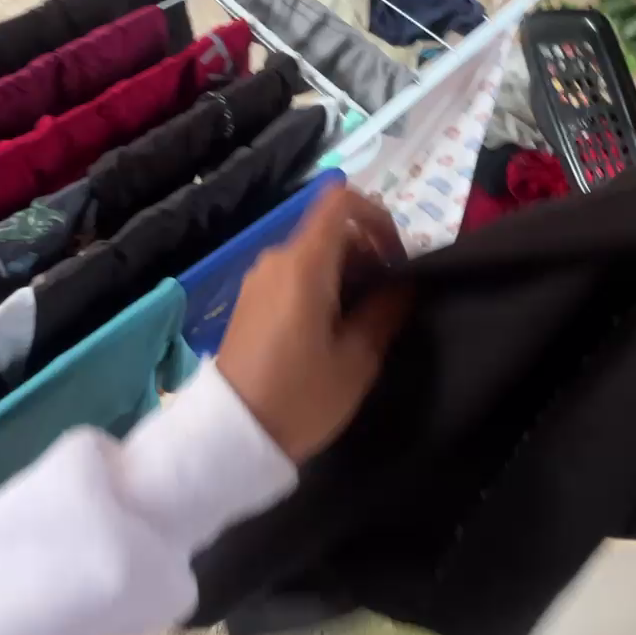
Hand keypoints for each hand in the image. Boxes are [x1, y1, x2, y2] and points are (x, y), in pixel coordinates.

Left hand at [216, 184, 411, 463]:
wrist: (231, 434)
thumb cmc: (299, 397)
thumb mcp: (357, 360)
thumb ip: (385, 310)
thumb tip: (404, 281)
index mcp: (304, 262)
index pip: (340, 200)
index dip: (377, 216)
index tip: (396, 258)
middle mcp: (277, 257)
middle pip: (331, 229)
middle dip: (367, 253)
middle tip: (387, 301)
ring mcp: (260, 277)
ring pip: (315, 252)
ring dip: (346, 272)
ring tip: (362, 321)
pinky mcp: (252, 297)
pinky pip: (295, 272)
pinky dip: (322, 283)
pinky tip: (331, 328)